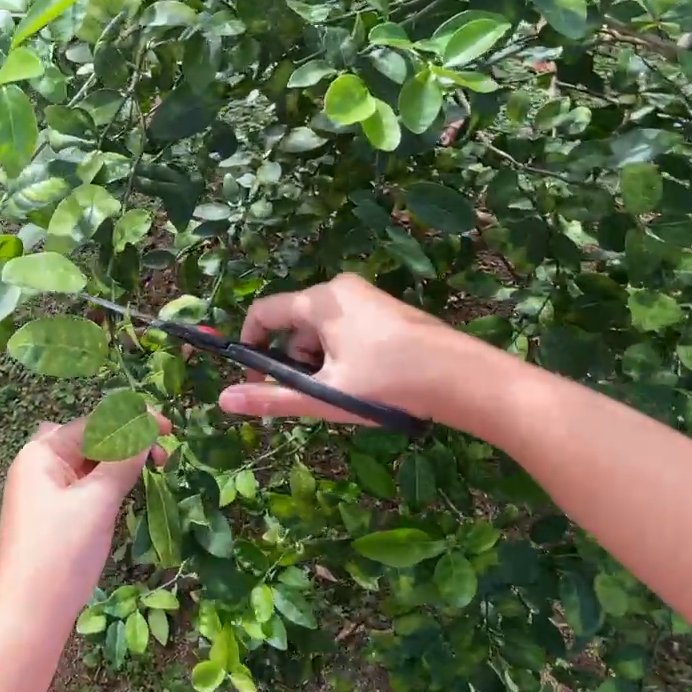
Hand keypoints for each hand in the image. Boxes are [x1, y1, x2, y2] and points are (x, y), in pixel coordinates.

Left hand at [0, 416, 169, 627]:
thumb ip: (122, 461)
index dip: (132, 420)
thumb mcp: (97, 502)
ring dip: (117, 462)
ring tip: (151, 470)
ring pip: (86, 464)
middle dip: (126, 440)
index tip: (169, 429)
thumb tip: (145, 426)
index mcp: (41, 453)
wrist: (27, 618)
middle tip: (163, 456)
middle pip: (88, 438)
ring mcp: (41, 493)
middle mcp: (36, 465)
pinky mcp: (49, 517)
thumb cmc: (61, 553)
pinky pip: (81, 487)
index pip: (93, 422)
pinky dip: (105, 483)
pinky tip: (124, 493)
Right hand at [218, 273, 496, 431]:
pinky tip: (364, 384)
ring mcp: (365, 298)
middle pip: (293, 324)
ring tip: (341, 395)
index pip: (263, 313)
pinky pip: (345, 329)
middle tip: (309, 395)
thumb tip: (223, 401)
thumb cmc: (389, 384)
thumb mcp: (326, 394)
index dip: (250, 346)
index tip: (255, 381)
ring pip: (320, 330)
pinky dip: (340, 355)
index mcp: (320, 300)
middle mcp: (339, 290)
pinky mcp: (386, 311)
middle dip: (291, 361)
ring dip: (317, 361)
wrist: (468, 380)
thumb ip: (273, 398)